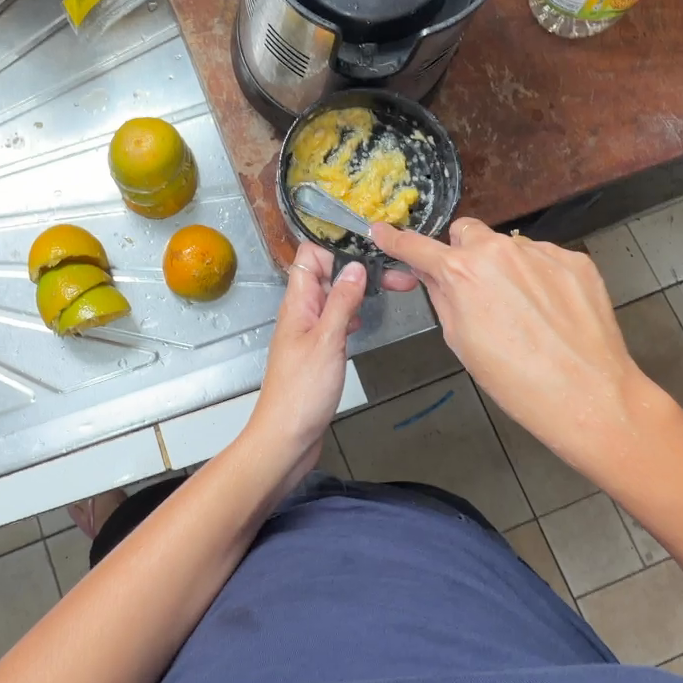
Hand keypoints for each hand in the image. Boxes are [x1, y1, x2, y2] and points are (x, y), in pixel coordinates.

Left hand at [244, 244, 412, 477]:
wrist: (286, 437)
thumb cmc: (301, 393)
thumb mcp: (327, 341)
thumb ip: (341, 302)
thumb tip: (355, 267)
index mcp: (297, 304)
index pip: (310, 256)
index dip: (335, 246)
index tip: (368, 245)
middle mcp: (301, 313)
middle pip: (326, 274)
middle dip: (357, 267)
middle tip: (395, 273)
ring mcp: (308, 332)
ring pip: (333, 297)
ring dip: (357, 290)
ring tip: (390, 287)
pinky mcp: (317, 351)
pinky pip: (334, 320)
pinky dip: (351, 314)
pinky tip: (365, 318)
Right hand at [369, 218, 652, 469]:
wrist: (588, 396)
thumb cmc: (516, 380)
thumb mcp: (460, 340)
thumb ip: (441, 296)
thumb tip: (430, 274)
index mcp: (462, 272)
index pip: (416, 246)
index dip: (395, 239)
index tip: (382, 231)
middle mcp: (500, 251)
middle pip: (466, 232)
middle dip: (461, 252)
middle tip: (470, 286)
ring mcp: (541, 253)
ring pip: (507, 245)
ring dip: (503, 266)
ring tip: (521, 311)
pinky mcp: (575, 261)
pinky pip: (544, 258)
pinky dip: (539, 277)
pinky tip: (548, 311)